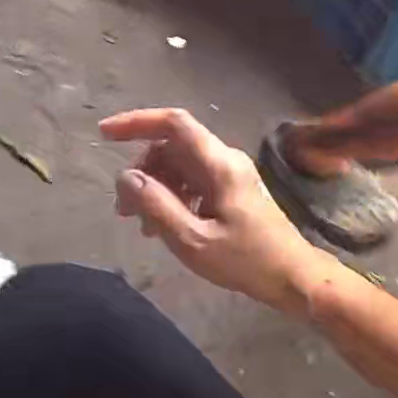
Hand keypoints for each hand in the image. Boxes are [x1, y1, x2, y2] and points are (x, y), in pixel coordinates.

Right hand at [100, 108, 338, 308]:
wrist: (293, 275)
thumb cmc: (247, 261)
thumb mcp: (194, 241)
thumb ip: (157, 206)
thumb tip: (125, 177)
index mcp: (220, 164)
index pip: (174, 124)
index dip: (137, 122)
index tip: (105, 134)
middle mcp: (226, 160)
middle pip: (173, 146)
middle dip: (143, 170)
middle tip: (123, 210)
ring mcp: (232, 173)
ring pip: (181, 165)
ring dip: (156, 188)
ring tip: (143, 227)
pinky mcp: (233, 189)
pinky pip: (194, 180)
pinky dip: (173, 197)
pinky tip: (165, 227)